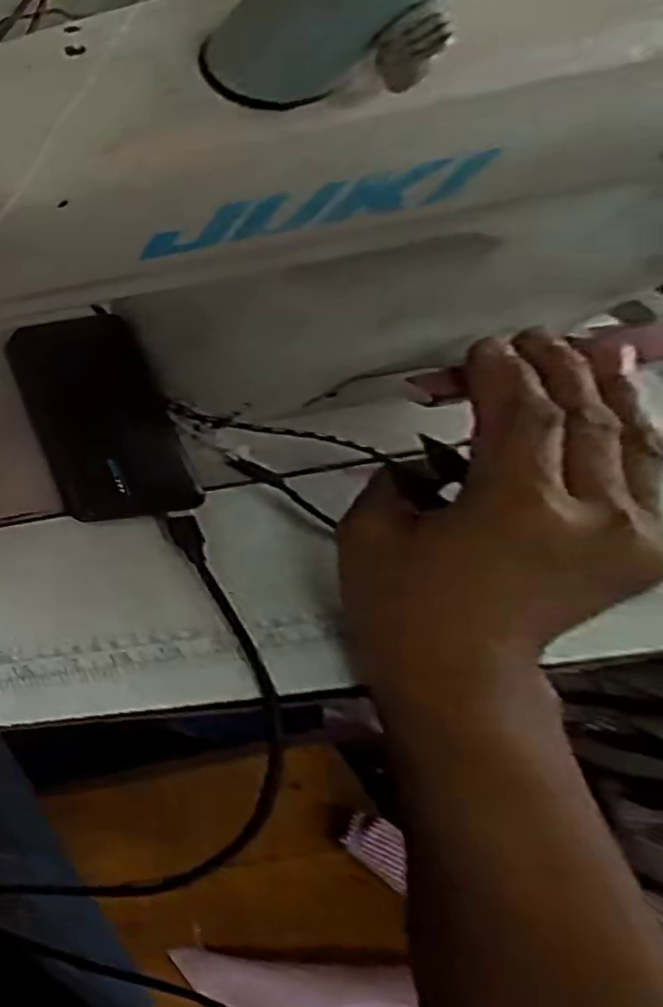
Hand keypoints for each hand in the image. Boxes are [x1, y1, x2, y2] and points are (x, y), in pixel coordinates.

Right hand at [338, 330, 662, 706]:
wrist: (456, 664)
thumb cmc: (401, 603)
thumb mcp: (372, 533)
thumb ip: (400, 482)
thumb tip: (426, 460)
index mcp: (515, 510)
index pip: (522, 419)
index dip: (503, 376)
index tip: (484, 350)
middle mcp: (592, 515)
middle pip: (585, 420)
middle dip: (555, 372)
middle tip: (530, 342)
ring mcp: (631, 533)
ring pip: (630, 440)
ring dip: (607, 391)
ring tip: (591, 352)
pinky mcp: (643, 547)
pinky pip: (644, 474)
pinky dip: (630, 434)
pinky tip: (618, 407)